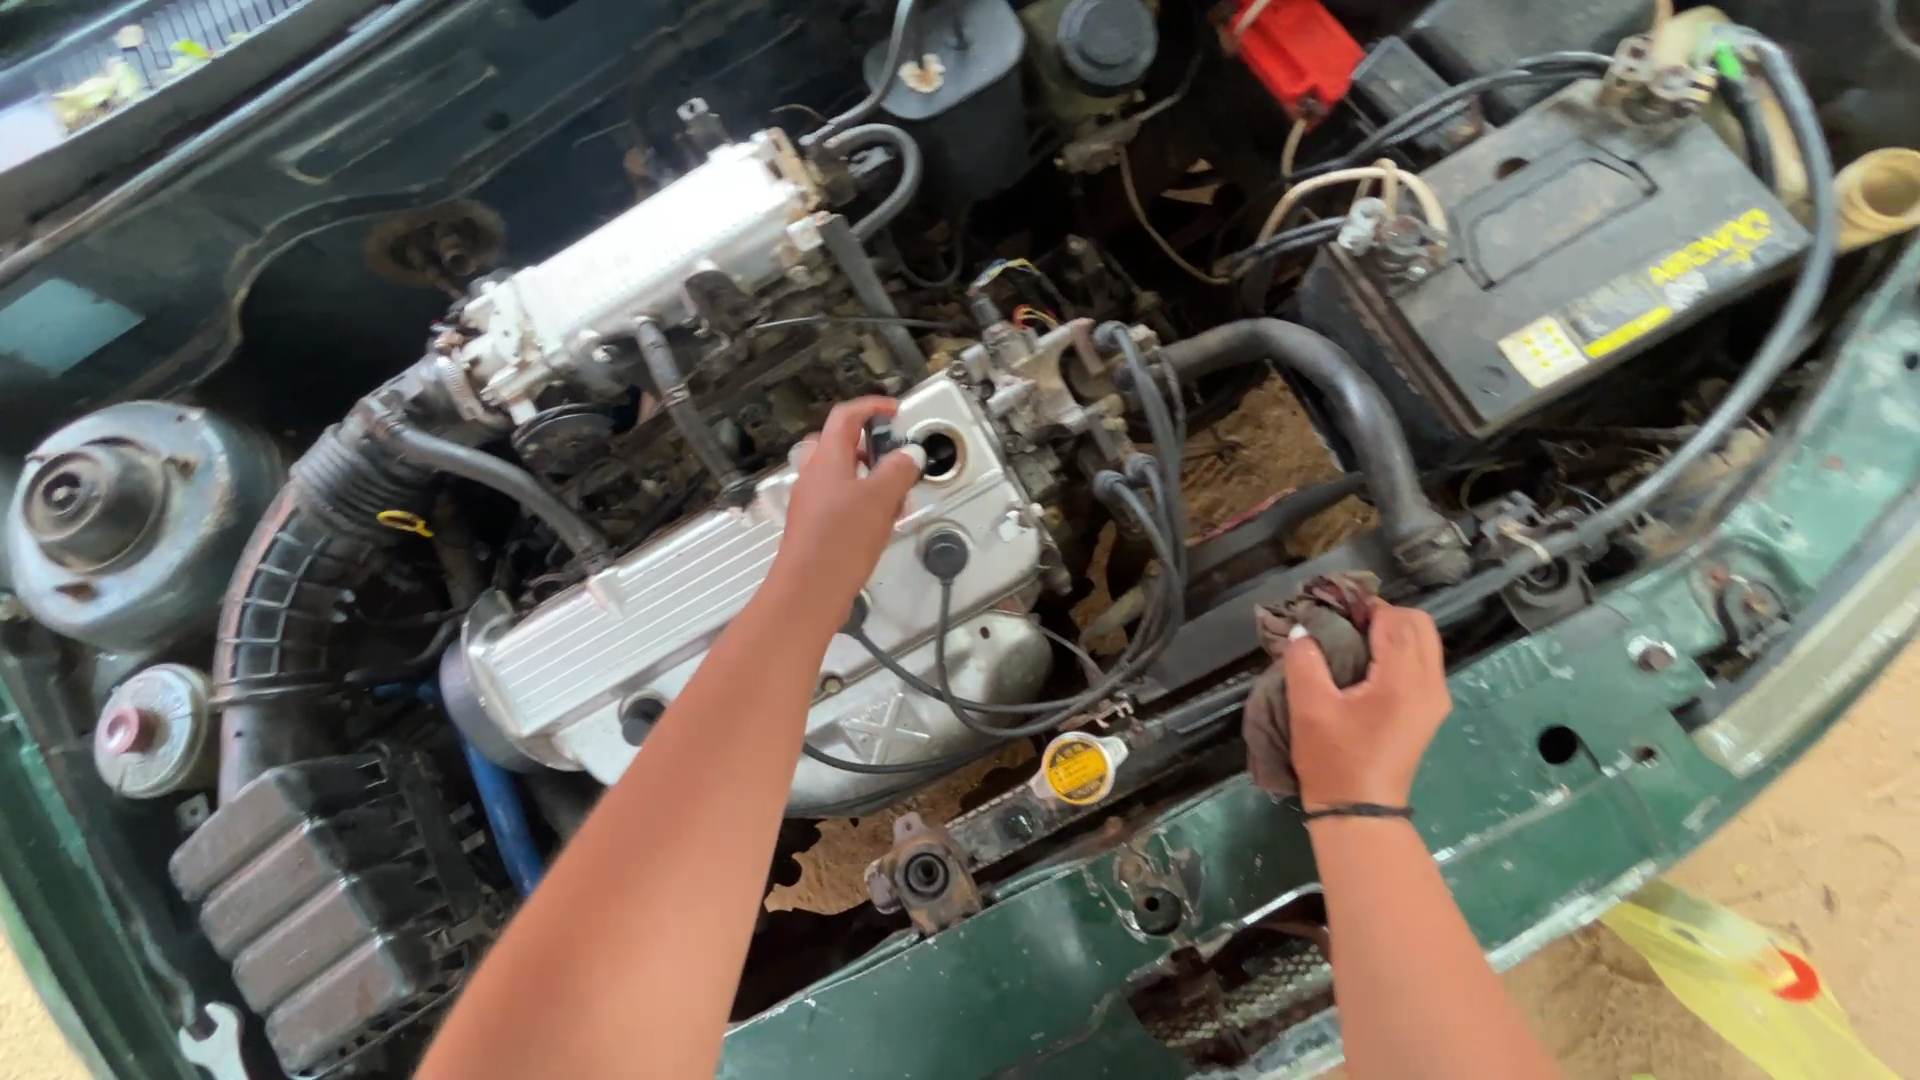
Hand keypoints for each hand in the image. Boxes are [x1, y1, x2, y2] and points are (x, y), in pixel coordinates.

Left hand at [765, 397, 923, 629]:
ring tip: (896, 498)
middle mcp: (814, 476)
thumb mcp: (880, 499)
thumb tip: (909, 454)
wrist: (809, 591)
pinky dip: (862, 503)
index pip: (846, 417)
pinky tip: (881, 524)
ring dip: (870, 479)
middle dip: (869, 447)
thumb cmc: (842, 540)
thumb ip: (898, 471)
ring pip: (842, 476)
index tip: (895, 412)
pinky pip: (840, 502)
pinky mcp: (815, 527)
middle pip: (838, 445)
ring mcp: (811, 502)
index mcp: (826, 459)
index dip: (871, 407)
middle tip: (893, 458)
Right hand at [1284, 599, 1449, 809]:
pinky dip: (1397, 650)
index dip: (1365, 606)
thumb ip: (1305, 659)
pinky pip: (1421, 662)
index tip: (1332, 607)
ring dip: (1392, 631)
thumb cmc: (1332, 757)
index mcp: (1402, 681)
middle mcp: (1429, 684)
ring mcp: (1434, 699)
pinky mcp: (1428, 710)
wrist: (1359, 809)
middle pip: (1419, 625)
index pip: (1395, 620)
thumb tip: (1304, 630)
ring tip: (1352, 638)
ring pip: (1424, 642)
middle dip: (1384, 614)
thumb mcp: (1308, 705)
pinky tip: (1365, 662)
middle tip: (1345, 621)